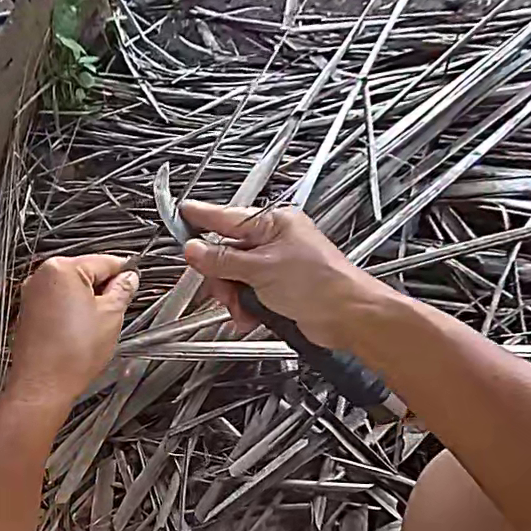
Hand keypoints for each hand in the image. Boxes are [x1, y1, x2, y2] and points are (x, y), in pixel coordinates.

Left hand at [3, 254, 138, 412]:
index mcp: (62, 269)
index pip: (103, 261)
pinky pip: (57, 304)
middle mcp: (41, 277)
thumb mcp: (111, 316)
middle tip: (115, 313)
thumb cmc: (70, 355)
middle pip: (85, 273)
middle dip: (103, 290)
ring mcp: (32, 295)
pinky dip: (71, 314)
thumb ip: (122, 290)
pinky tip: (79, 335)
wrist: (42, 386)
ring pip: (71, 290)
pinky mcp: (29, 314)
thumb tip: (128, 279)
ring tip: (95, 329)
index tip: (133, 282)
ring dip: (87, 303)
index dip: (123, 273)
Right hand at [179, 201, 398, 351]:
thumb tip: (194, 249)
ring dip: (232, 296)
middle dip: (220, 276)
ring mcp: (276, 264)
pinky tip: (249, 316)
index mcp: (273, 223)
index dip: (202, 217)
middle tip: (220, 289)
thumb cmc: (322, 285)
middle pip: (226, 253)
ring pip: (234, 276)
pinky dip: (244, 306)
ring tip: (241, 308)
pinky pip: (247, 293)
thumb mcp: (261, 270)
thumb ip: (223, 260)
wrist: (348, 317)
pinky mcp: (278, 287)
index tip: (182, 213)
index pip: (227, 217)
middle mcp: (274, 241)